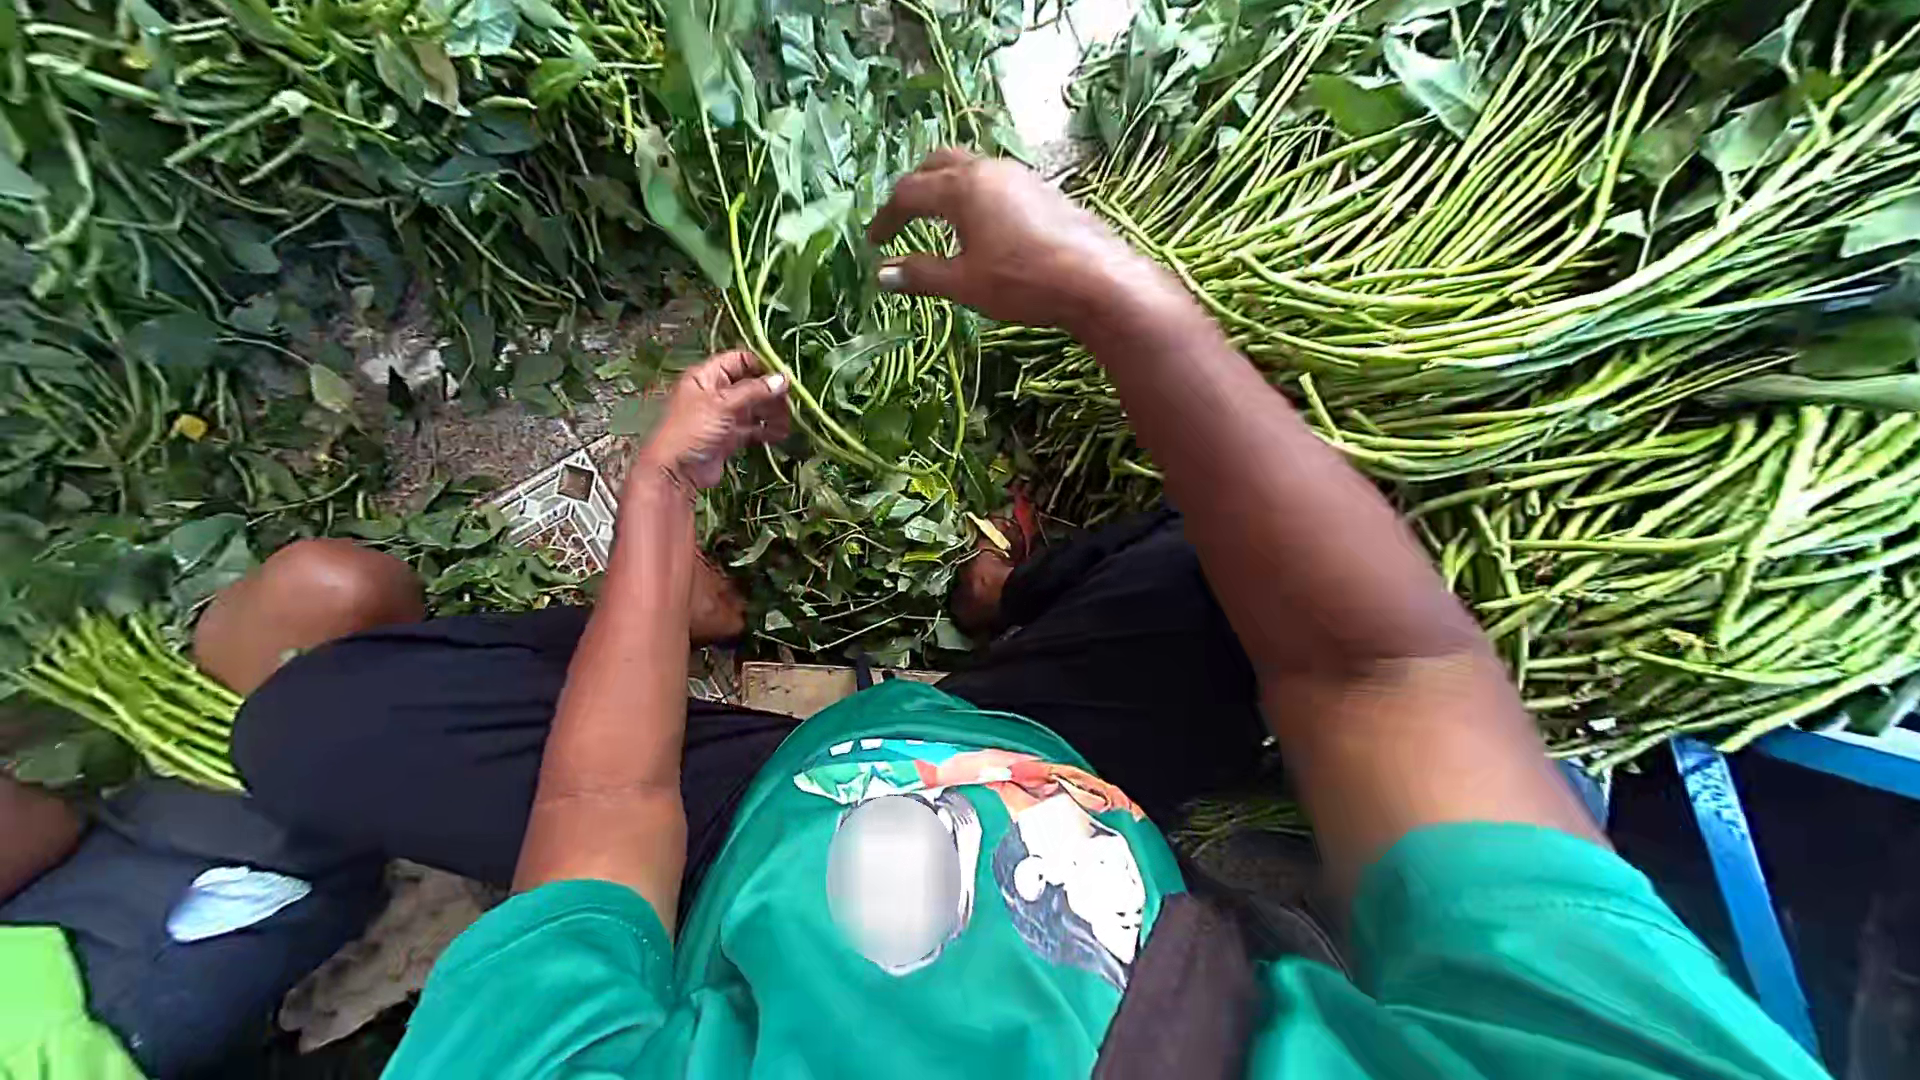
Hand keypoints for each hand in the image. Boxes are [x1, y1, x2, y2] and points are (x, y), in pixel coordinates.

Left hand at [634, 350, 790, 491]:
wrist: (677, 470)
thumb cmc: (693, 430)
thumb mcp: (723, 404)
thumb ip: (754, 390)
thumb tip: (784, 379)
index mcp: (708, 376)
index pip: (740, 360)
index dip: (762, 365)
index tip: (785, 376)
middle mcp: (717, 393)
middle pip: (751, 385)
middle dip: (772, 393)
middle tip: (792, 402)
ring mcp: (724, 416)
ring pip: (755, 408)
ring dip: (773, 413)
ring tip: (788, 421)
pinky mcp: (730, 437)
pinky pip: (754, 429)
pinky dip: (767, 430)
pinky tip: (781, 434)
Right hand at [866, 148, 1168, 332]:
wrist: (1095, 280)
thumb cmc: (1023, 282)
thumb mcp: (965, 284)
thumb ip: (921, 275)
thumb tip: (882, 274)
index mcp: (962, 188)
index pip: (909, 193)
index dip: (886, 219)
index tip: (874, 244)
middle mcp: (989, 170)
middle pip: (938, 165)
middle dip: (914, 189)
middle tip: (902, 219)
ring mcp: (1019, 177)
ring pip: (970, 169)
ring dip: (945, 189)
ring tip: (937, 221)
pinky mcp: (1041, 191)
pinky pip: (995, 183)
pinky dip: (973, 197)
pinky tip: (981, 227)